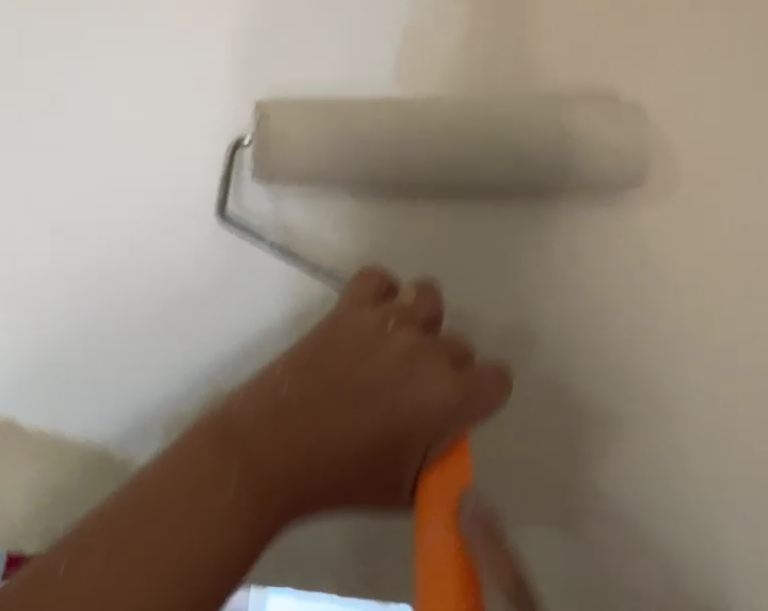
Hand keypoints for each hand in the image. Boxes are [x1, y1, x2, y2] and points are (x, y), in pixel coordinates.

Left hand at [208, 267, 513, 522]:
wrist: (270, 449)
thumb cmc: (341, 477)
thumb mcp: (408, 490)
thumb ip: (444, 464)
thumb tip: (459, 453)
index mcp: (448, 395)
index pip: (497, 379)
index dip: (482, 397)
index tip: (458, 412)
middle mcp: (425, 349)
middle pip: (460, 347)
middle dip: (446, 371)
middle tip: (412, 397)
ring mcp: (386, 321)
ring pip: (428, 297)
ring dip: (421, 322)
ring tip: (397, 349)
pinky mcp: (349, 308)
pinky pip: (378, 279)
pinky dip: (379, 293)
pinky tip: (368, 321)